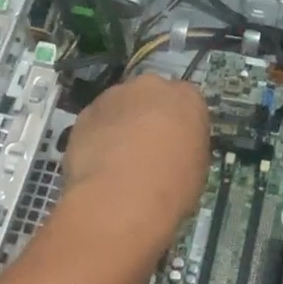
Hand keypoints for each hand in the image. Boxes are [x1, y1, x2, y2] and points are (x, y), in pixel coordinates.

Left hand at [53, 74, 210, 247]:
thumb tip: (171, 150)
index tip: (175, 143)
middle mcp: (151, 86)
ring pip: (120, 105)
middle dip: (148, 116)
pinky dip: (97, 136)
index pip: (186, 101)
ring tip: (117, 159)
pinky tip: (98, 163)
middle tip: (145, 148)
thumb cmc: (171, 186)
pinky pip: (96, 121)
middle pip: (151, 96)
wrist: (119, 197)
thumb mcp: (197, 168)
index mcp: (186, 97)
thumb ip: (184, 146)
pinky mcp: (86, 112)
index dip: (179, 123)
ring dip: (121, 124)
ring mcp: (114, 95)